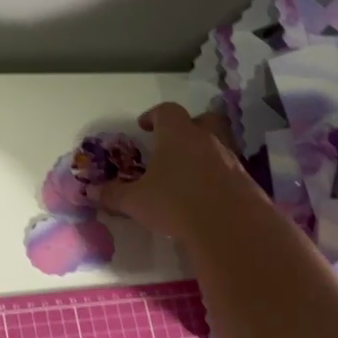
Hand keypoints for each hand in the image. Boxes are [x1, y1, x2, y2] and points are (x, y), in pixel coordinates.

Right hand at [94, 102, 251, 240]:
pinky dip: (215, 176)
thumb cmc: (175, 203)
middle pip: (202, 119)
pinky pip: (227, 169)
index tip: (144, 126)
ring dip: (202, 153)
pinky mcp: (245, 180)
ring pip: (217, 145)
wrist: (230, 226)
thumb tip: (91, 191)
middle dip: (188, 126)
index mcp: (177, 135)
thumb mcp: (135, 202)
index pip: (167, 111)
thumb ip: (113, 194)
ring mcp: (230, 158)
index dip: (154, 115)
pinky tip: (203, 195)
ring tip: (186, 174)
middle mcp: (206, 140)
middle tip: (173, 143)